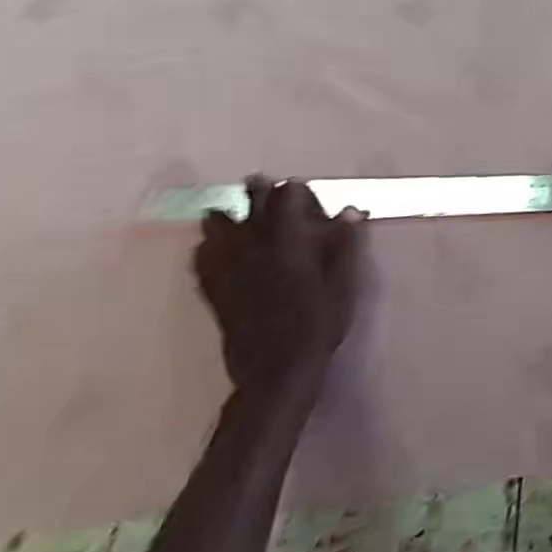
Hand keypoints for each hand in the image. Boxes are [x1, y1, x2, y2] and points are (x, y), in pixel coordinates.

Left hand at [193, 176, 362, 394]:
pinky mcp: (216, 295)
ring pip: (218, 234)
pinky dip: (201, 251)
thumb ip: (346, 246)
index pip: (288, 205)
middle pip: (251, 212)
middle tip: (259, 180)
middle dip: (256, 193)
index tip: (297, 183)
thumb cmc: (320, 326)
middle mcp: (256, 253)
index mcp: (290, 248)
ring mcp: (231, 274)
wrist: (278, 372)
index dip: (293, 190)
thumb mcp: (345, 285)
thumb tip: (350, 211)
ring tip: (221, 209)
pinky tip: (202, 247)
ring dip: (222, 217)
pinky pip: (201, 266)